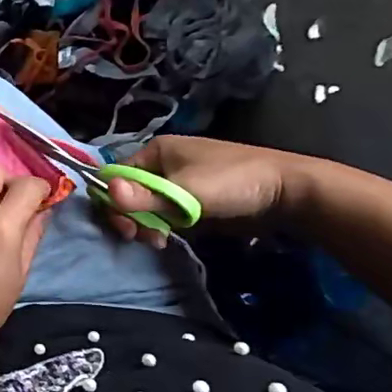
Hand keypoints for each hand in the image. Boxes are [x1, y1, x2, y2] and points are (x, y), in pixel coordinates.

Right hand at [104, 137, 310, 247]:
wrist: (284, 192)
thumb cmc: (233, 183)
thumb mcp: (187, 192)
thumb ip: (147, 197)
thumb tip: (107, 192)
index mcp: (158, 150)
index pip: (118, 176)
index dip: (115, 202)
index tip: (126, 228)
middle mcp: (164, 163)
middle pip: (130, 193)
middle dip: (131, 217)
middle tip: (144, 239)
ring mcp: (178, 182)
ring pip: (146, 206)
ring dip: (146, 225)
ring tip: (158, 241)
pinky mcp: (192, 200)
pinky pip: (164, 213)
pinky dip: (161, 226)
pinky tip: (167, 239)